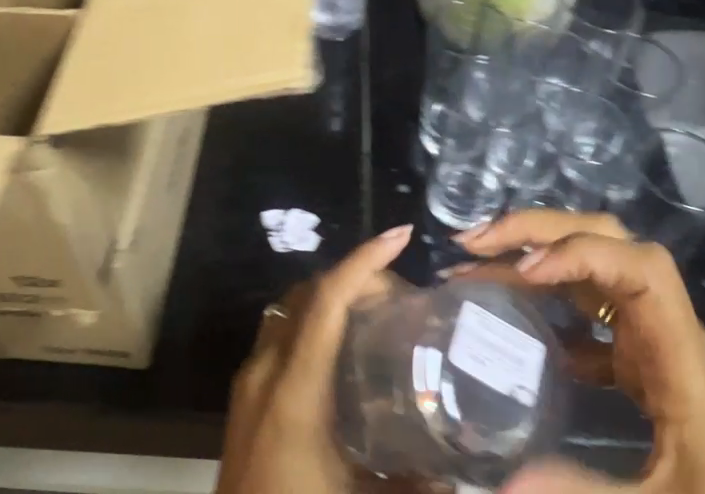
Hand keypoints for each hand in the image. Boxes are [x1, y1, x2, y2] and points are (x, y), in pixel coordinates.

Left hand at [216, 223, 412, 493]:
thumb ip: (415, 484)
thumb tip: (461, 474)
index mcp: (293, 391)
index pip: (326, 302)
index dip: (362, 261)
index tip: (399, 235)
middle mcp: (265, 372)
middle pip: (306, 294)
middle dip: (353, 275)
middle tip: (402, 290)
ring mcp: (249, 382)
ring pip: (290, 310)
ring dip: (331, 297)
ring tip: (378, 312)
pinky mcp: (244, 397)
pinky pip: (281, 334)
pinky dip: (314, 322)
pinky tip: (345, 352)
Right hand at [459, 211, 704, 493]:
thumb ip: (583, 491)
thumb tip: (501, 484)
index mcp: (681, 353)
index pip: (643, 268)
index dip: (582, 253)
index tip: (525, 272)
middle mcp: (666, 328)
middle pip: (610, 242)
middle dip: (540, 231)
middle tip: (473, 246)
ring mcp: (654, 339)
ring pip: (596, 267)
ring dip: (537, 255)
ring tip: (475, 267)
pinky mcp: (644, 361)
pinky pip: (592, 312)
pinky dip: (548, 303)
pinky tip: (513, 323)